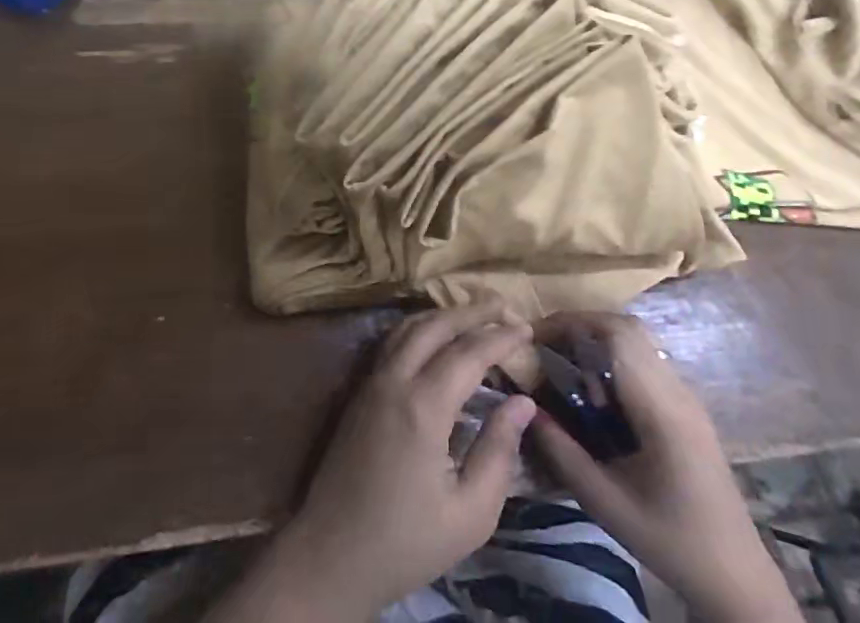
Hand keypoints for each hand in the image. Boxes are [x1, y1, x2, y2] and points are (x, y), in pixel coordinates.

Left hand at [205, 303, 536, 622]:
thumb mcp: (471, 513)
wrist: (331, 555)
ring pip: (408, 328)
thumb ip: (499, 451)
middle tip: (505, 305)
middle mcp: (394, 381)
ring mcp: (370, 383)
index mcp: (423, 407)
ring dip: (443, 315)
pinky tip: (433, 336)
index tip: (528, 329)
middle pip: (435, 326)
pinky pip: (392, 343)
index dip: (501, 337)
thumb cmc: (407, 541)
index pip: (469, 353)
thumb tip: (523, 403)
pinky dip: (419, 328)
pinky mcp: (358, 393)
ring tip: (474, 313)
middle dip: (472, 311)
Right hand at [529, 313, 801, 622]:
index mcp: (661, 409)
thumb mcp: (603, 500)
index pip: (618, 336)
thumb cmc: (668, 539)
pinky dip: (612, 358)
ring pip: (638, 342)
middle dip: (581, 325)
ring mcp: (686, 397)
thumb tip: (523, 408)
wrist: (734, 574)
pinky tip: (592, 391)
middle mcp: (678, 391)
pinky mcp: (686, 408)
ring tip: (561, 363)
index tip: (534, 336)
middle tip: (543, 345)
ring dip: (597, 340)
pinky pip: (645, 362)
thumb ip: (560, 450)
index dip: (573, 323)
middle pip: (628, 329)